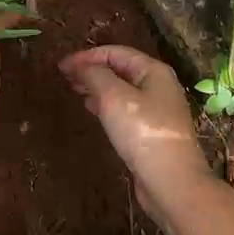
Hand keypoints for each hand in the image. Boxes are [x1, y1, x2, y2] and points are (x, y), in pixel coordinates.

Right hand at [58, 46, 210, 202]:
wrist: (171, 182)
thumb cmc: (143, 132)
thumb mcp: (114, 97)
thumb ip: (96, 75)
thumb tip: (82, 66)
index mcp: (154, 71)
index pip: (116, 53)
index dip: (87, 55)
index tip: (62, 65)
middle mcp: (158, 86)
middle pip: (120, 70)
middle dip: (92, 70)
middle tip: (65, 76)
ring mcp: (157, 110)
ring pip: (122, 90)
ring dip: (97, 87)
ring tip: (75, 89)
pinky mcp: (151, 132)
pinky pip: (125, 109)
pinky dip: (106, 105)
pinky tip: (93, 109)